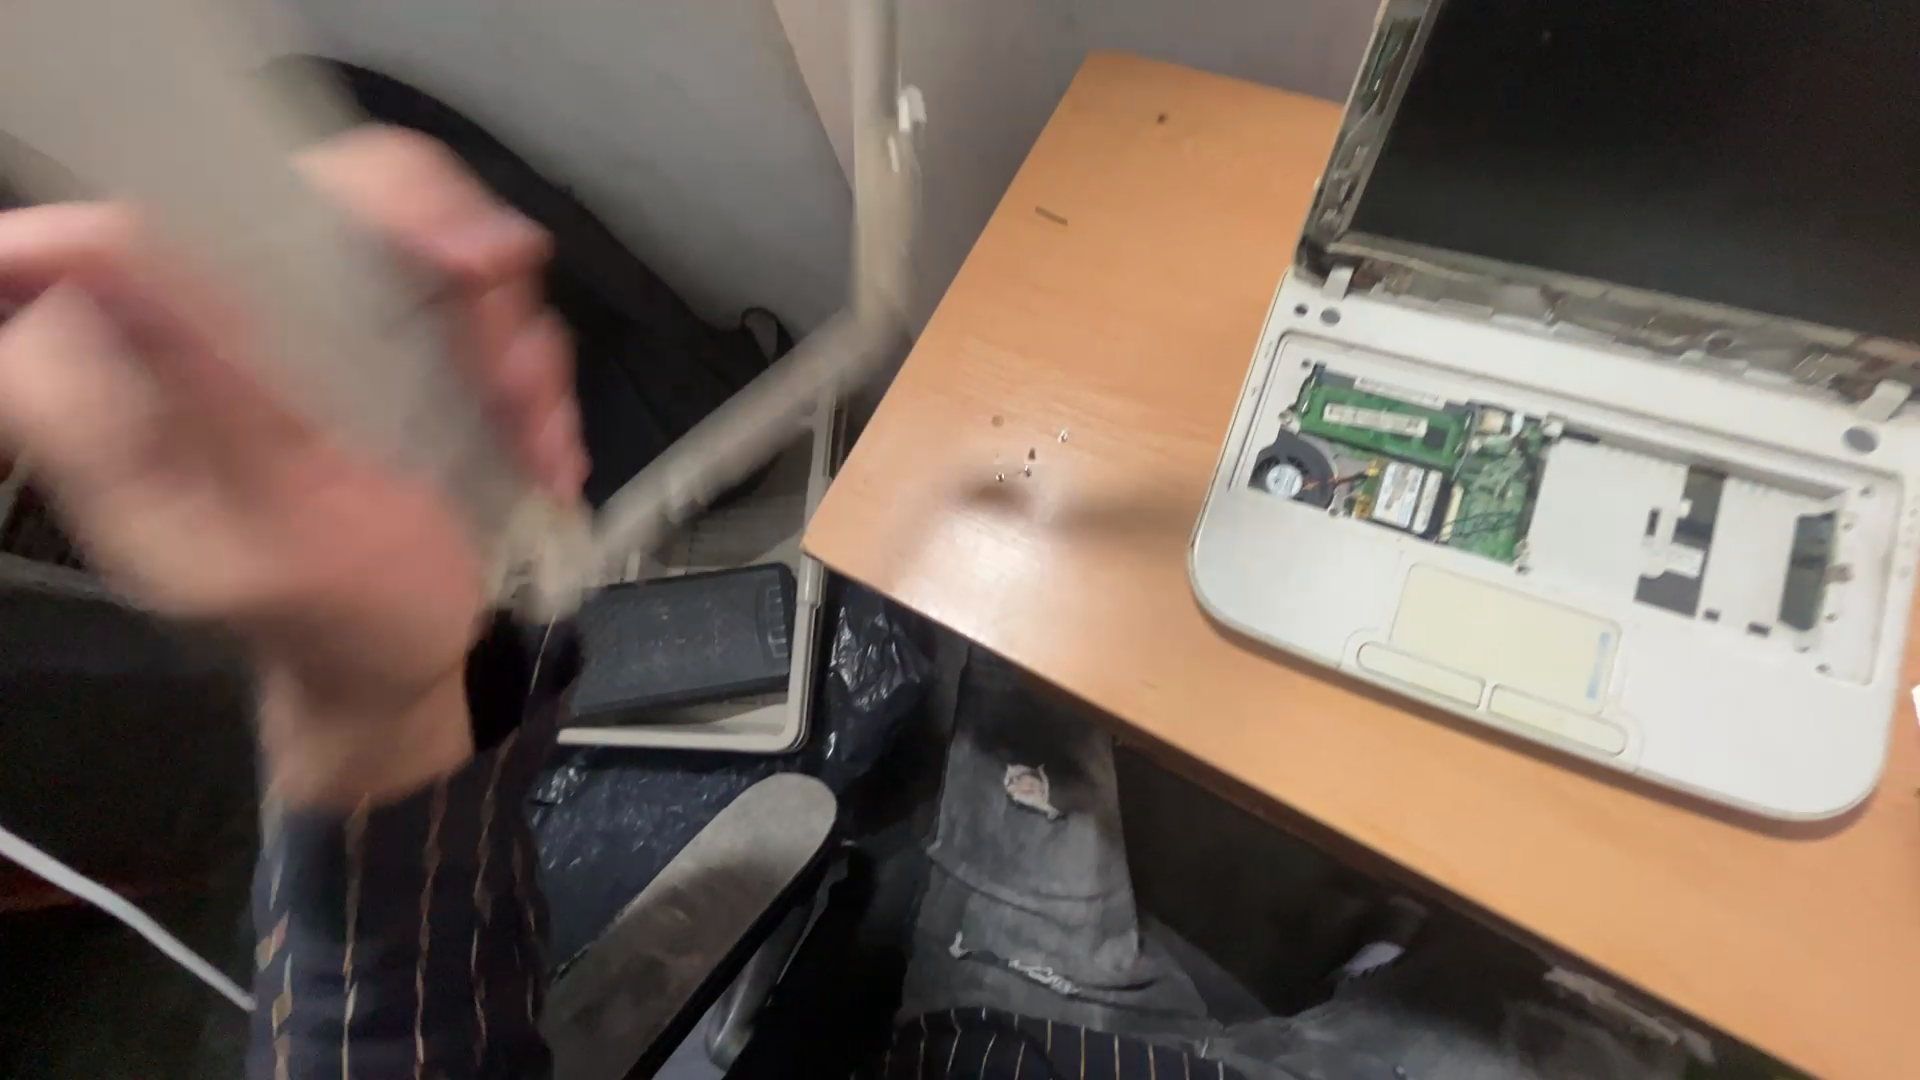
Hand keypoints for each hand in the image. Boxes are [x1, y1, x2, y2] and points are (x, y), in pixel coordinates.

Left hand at [0, 126, 587, 805]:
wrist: (398, 656)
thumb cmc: (332, 625)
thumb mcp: (264, 545)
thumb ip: (202, 412)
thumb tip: (102, 249)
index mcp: (145, 357)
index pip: (211, 200)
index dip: (340, 201)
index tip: (461, 263)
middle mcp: (237, 322)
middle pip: (362, 213)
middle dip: (473, 295)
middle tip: (522, 382)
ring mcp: (333, 337)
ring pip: (450, 269)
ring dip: (519, 356)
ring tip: (539, 444)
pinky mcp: (407, 360)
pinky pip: (494, 328)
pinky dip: (536, 388)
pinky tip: (543, 451)